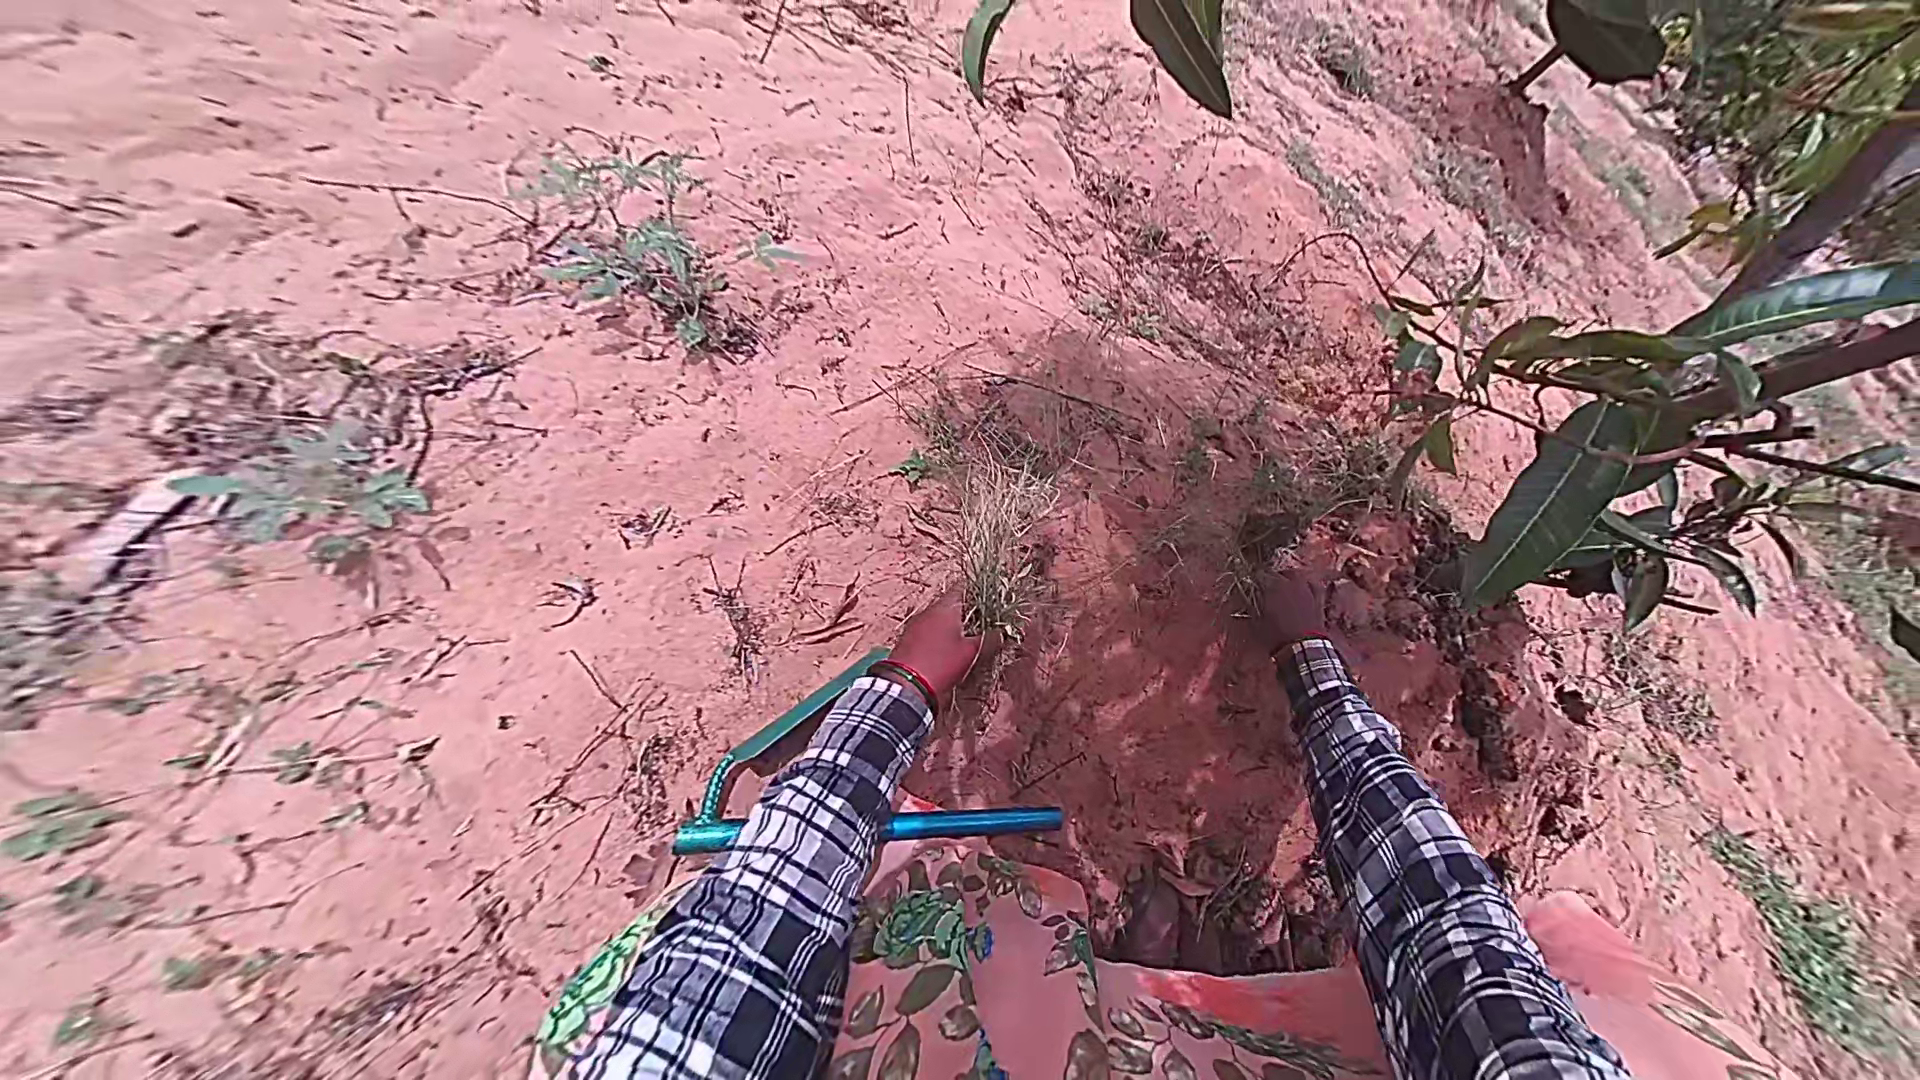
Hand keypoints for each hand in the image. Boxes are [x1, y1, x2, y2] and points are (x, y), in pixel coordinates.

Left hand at [886, 589, 985, 706]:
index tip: (989, 602)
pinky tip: (946, 649)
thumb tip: (1002, 633)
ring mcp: (915, 624)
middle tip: (982, 622)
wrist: (907, 685)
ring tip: (966, 638)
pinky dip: (939, 635)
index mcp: (945, 607)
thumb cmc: (941, 663)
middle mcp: (928, 611)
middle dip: (966, 611)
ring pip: (938, 617)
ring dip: (952, 624)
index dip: (978, 593)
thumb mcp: (972, 652)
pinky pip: (928, 630)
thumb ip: (989, 639)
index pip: (963, 589)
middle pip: (950, 603)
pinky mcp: (907, 639)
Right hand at [1255, 571, 1328, 652]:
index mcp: (1273, 586)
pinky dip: (1306, 584)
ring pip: (1295, 574)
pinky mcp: (1318, 598)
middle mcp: (1291, 583)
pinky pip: (1313, 584)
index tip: (1248, 585)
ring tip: (1282, 585)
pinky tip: (1302, 588)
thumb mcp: (1256, 620)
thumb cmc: (1275, 635)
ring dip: (1287, 577)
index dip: (1252, 579)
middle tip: (1264, 586)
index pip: (1259, 574)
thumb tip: (1244, 597)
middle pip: (1277, 573)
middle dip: (1269, 577)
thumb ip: (1250, 605)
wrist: (1303, 648)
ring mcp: (1306, 589)